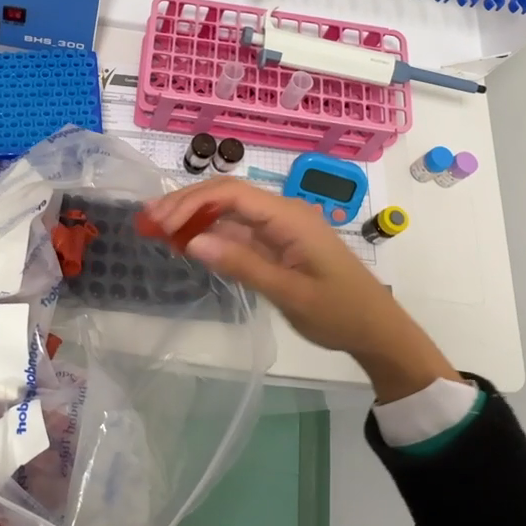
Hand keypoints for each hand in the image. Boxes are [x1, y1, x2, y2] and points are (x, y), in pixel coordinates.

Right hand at [144, 177, 459, 400]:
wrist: (378, 331)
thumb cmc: (339, 313)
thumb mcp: (289, 293)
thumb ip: (241, 265)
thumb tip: (193, 241)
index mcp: (289, 217)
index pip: (231, 194)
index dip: (191, 202)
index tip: (161, 222)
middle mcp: (283, 212)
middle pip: (226, 194)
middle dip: (185, 202)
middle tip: (148, 219)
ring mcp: (280, 226)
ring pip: (228, 209)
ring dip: (194, 215)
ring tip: (157, 227)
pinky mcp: (278, 242)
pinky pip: (238, 228)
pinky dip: (210, 231)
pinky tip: (187, 241)